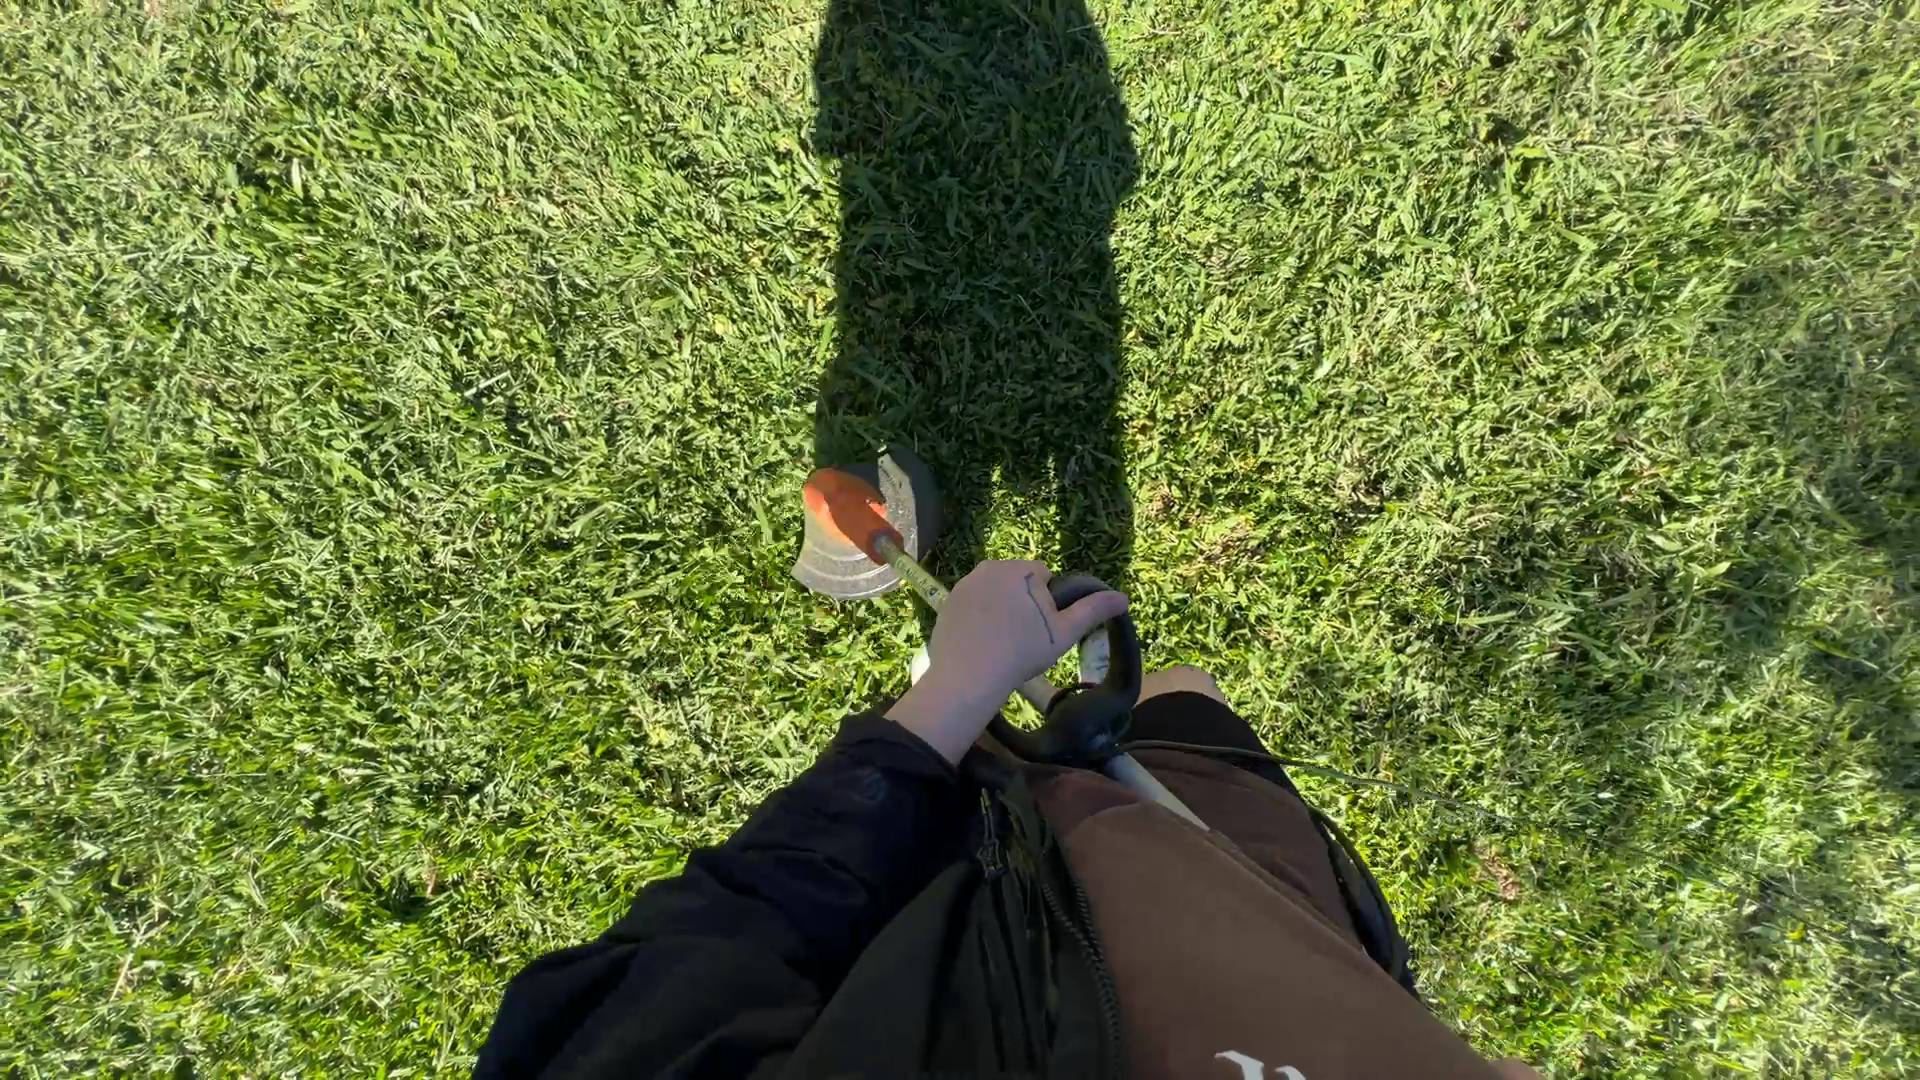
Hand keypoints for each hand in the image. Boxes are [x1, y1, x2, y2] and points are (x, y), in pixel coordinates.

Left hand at [886, 561, 1127, 762]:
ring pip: (994, 592)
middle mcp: (990, 566)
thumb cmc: (1022, 651)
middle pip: (1017, 581)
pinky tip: (981, 641)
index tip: (1041, 627)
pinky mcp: (948, 601)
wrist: (969, 675)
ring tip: (1002, 641)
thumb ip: (1093, 610)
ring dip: (1001, 607)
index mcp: (1021, 568)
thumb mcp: (1064, 632)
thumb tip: (1123, 597)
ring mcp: (965, 583)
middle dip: (1023, 601)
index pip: (1043, 575)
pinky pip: (973, 603)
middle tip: (1023, 636)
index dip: (1046, 602)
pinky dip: (979, 616)